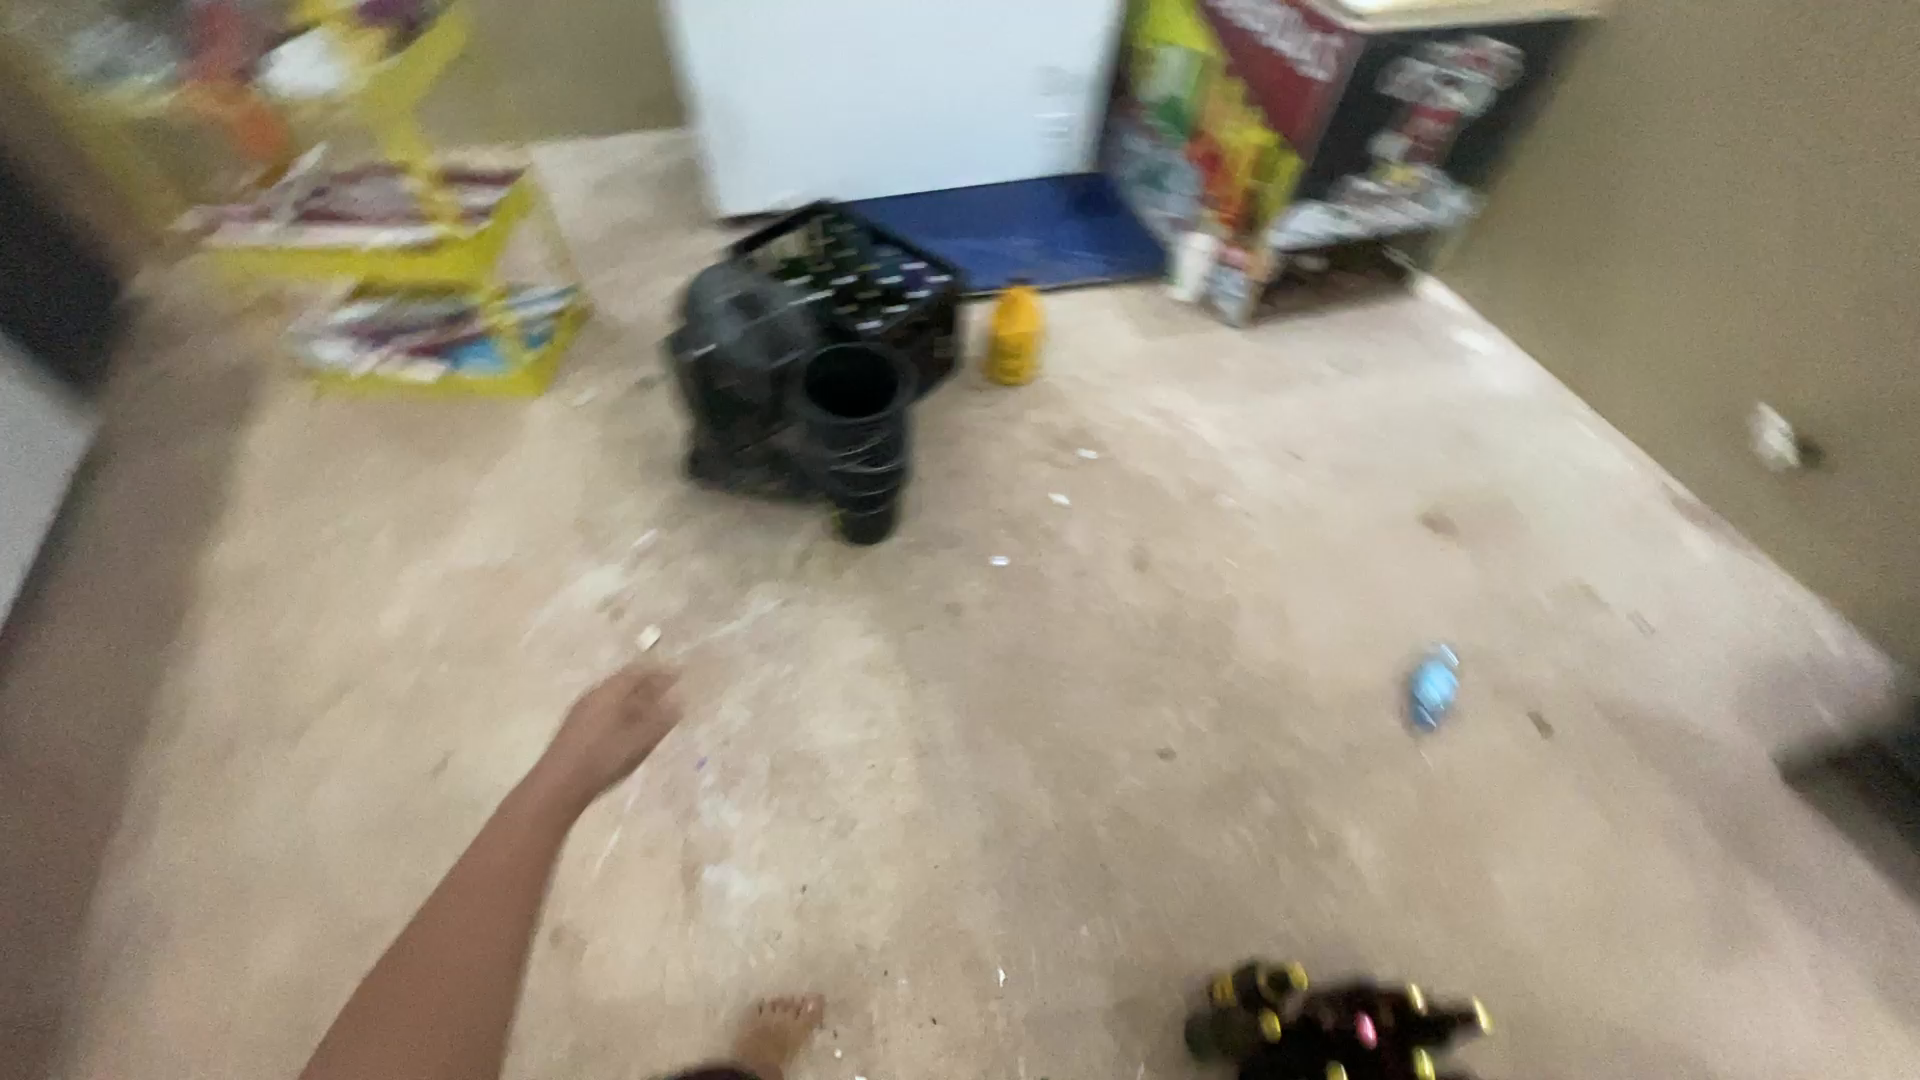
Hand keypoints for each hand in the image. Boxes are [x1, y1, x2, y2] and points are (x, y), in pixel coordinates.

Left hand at [528, 663, 681, 814]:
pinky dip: (622, 708)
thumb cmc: (605, 759)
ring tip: (653, 707)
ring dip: (635, 696)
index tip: (680, 674)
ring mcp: (582, 709)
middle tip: (669, 689)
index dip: (662, 671)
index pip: (641, 670)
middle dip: (648, 682)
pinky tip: (628, 724)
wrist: (558, 785)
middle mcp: (595, 693)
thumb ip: (662, 717)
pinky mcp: (575, 725)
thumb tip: (679, 699)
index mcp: (612, 691)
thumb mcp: (641, 739)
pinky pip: (605, 706)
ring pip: (614, 694)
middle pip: (626, 679)